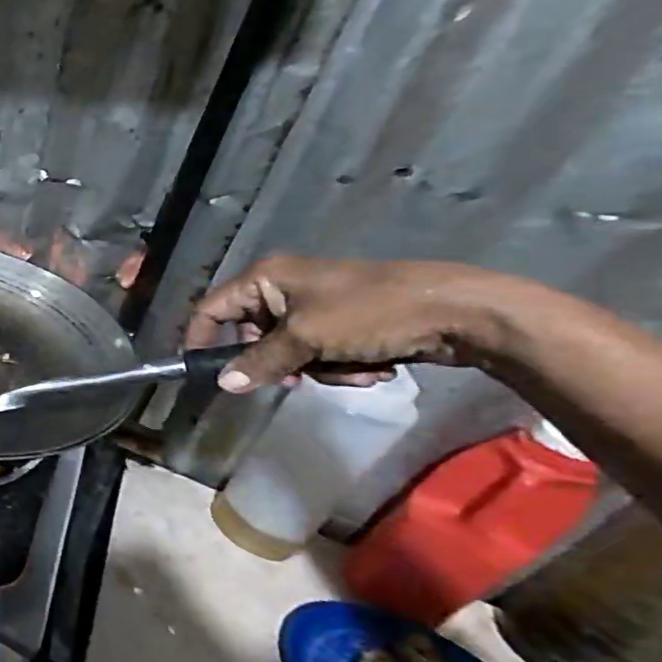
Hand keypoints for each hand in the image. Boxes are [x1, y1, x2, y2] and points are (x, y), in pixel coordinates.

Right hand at [185, 257, 501, 392]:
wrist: (461, 312)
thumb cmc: (370, 313)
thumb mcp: (306, 338)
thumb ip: (260, 361)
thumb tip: (223, 383)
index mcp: (265, 278)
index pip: (211, 309)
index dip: (200, 338)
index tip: (202, 372)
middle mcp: (284, 288)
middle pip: (252, 335)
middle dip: (276, 361)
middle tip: (293, 379)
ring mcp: (316, 306)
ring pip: (290, 350)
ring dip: (316, 368)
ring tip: (352, 369)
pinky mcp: (346, 323)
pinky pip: (321, 353)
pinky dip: (341, 366)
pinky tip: (372, 366)